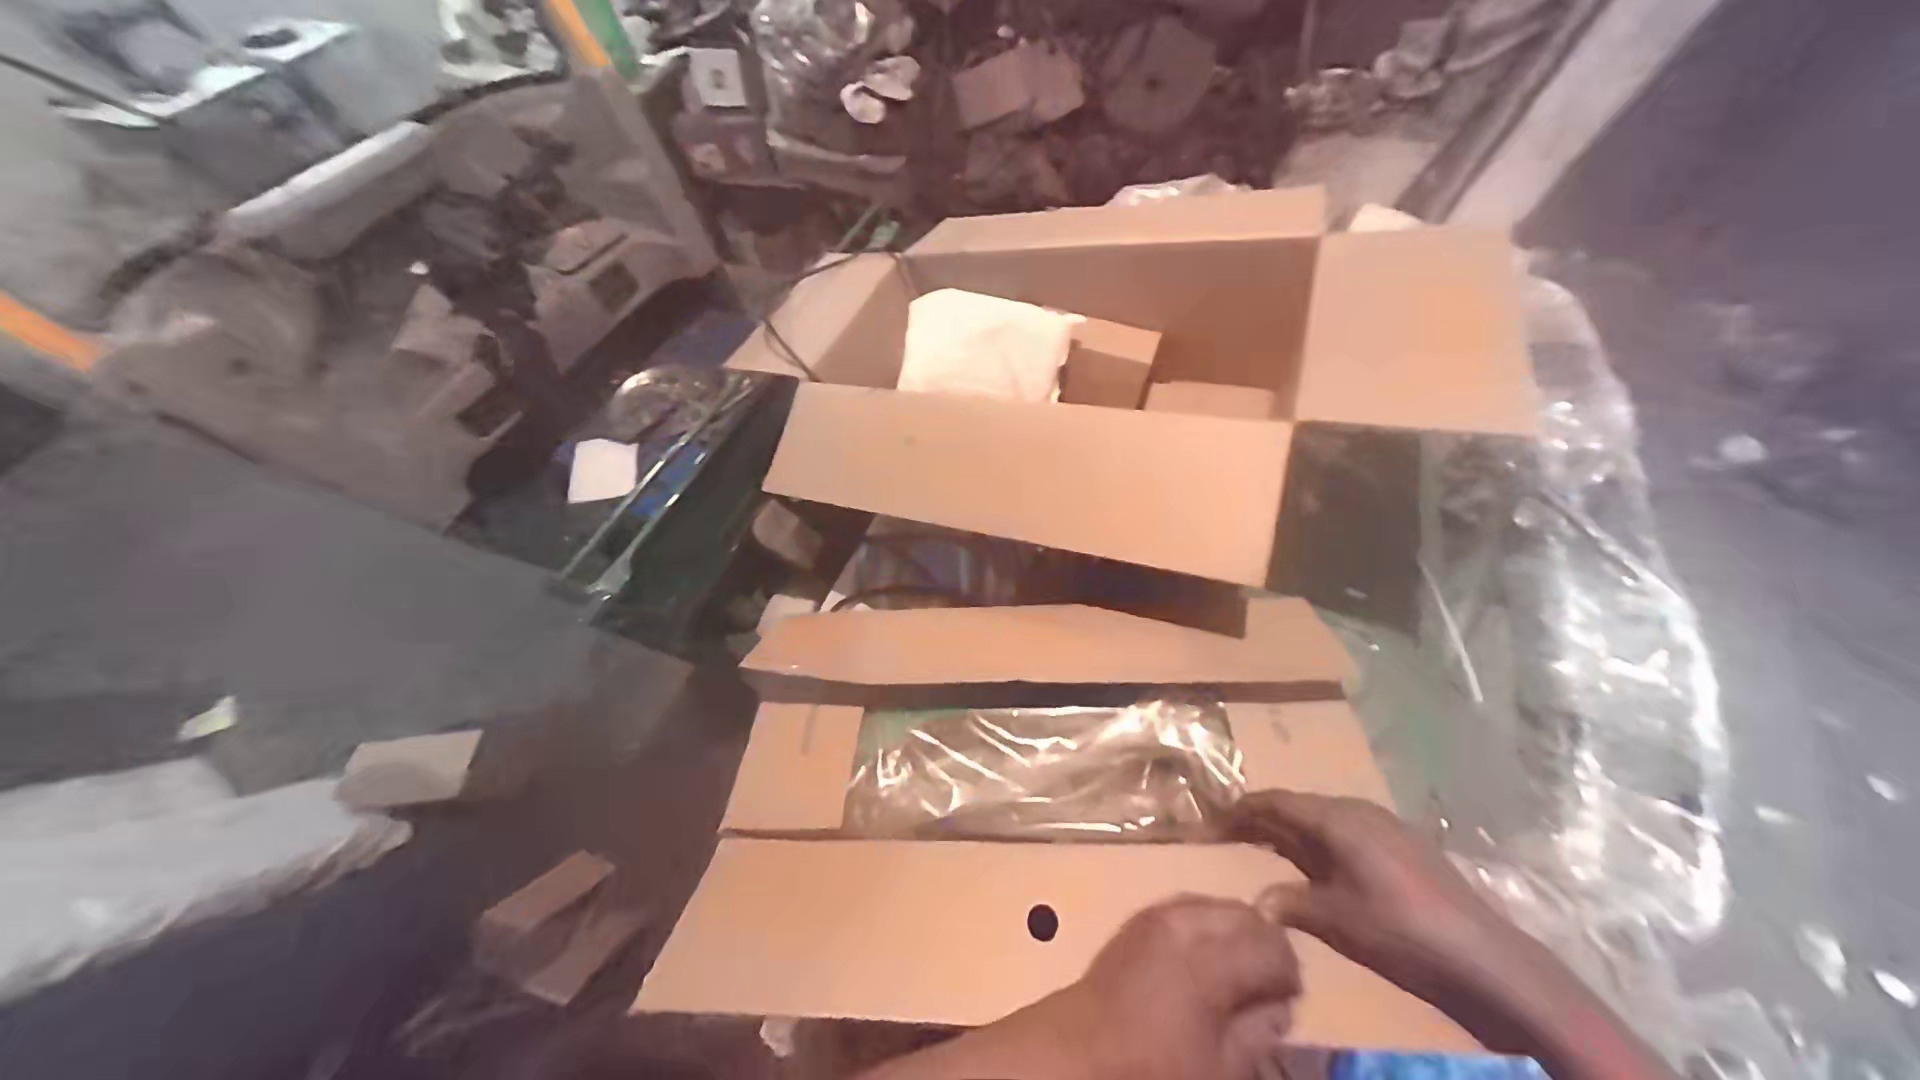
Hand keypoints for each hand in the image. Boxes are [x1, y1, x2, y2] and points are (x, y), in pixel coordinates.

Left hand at [1072, 896, 1303, 1079]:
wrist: (1079, 1052)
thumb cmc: (1152, 1073)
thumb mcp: (1221, 1070)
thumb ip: (1259, 1030)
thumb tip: (1278, 1002)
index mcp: (1207, 962)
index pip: (1273, 946)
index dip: (1290, 976)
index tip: (1287, 1005)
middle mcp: (1183, 922)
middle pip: (1247, 915)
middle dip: (1265, 948)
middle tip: (1264, 990)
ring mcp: (1157, 913)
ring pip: (1218, 906)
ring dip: (1236, 933)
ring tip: (1233, 976)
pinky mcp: (1140, 916)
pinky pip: (1188, 907)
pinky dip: (1206, 926)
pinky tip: (1202, 963)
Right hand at [1227, 790, 1521, 1005]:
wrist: (1485, 958)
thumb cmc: (1398, 931)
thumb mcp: (1333, 919)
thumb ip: (1288, 902)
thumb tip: (1257, 901)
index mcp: (1334, 818)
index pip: (1274, 801)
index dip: (1241, 809)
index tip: (1214, 819)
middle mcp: (1356, 810)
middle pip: (1297, 805)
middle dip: (1263, 817)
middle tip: (1233, 833)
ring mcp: (1384, 824)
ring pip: (1323, 817)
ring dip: (1292, 828)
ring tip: (1268, 846)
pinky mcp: (1404, 843)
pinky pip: (1346, 829)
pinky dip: (1319, 838)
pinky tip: (1319, 864)